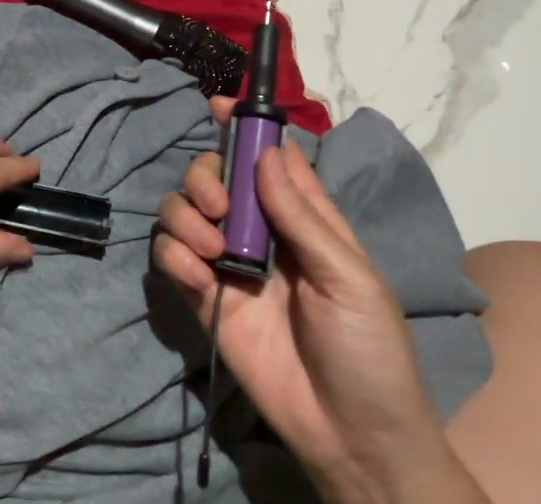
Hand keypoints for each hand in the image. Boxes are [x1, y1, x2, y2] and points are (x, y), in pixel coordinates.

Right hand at [154, 99, 478, 503]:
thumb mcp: (351, 280)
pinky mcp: (202, 297)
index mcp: (305, 222)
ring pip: (182, 210)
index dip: (244, 130)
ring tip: (213, 250)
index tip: (219, 105)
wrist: (350, 435)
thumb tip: (268, 151)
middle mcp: (260, 234)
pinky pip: (170, 257)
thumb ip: (303, 217)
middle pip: (213, 177)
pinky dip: (175, 256)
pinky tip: (200, 277)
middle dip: (205, 178)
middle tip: (221, 209)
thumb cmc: (371, 353)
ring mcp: (227, 264)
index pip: (269, 161)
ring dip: (186, 216)